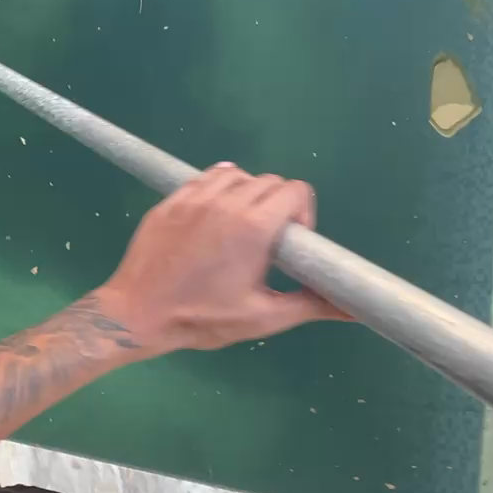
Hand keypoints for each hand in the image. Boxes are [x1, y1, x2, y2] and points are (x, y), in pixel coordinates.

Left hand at [91, 163, 349, 354]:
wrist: (137, 313)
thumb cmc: (200, 318)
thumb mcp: (262, 317)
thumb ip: (312, 305)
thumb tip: (355, 308)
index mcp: (252, 226)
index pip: (295, 190)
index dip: (302, 213)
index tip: (290, 242)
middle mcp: (223, 202)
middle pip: (268, 181)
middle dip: (277, 204)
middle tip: (266, 239)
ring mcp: (190, 199)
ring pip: (234, 174)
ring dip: (246, 192)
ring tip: (239, 226)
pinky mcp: (167, 202)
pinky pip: (200, 179)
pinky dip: (215, 188)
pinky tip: (213, 213)